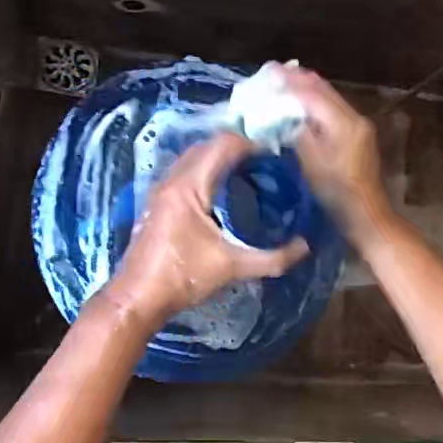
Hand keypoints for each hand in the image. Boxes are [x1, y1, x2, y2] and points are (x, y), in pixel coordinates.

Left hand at [104, 132, 309, 324]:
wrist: (137, 298)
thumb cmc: (182, 279)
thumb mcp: (231, 267)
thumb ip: (272, 258)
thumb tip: (305, 247)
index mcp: (189, 188)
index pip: (221, 146)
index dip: (249, 143)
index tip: (272, 152)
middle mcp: (171, 181)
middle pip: (205, 146)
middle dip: (234, 147)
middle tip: (263, 160)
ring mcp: (159, 190)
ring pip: (191, 158)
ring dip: (216, 157)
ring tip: (245, 171)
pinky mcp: (155, 203)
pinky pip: (182, 172)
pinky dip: (202, 170)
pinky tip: (219, 190)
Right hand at [279, 66, 390, 242]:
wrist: (367, 215)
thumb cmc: (337, 194)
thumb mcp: (311, 163)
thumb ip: (298, 132)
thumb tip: (283, 112)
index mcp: (345, 123)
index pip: (313, 94)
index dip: (289, 83)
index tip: (267, 73)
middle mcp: (354, 118)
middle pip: (323, 89)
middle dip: (297, 79)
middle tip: (271, 71)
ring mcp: (358, 126)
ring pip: (328, 97)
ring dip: (305, 88)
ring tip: (281, 82)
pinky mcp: (356, 135)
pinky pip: (331, 109)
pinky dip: (313, 103)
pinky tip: (298, 104)